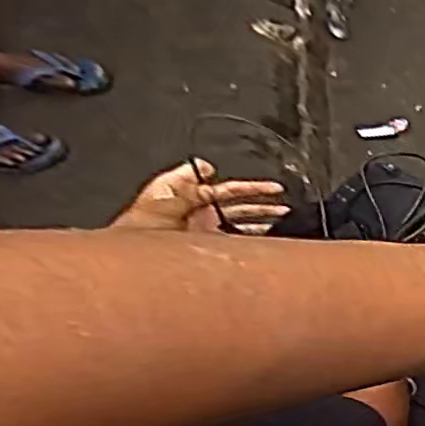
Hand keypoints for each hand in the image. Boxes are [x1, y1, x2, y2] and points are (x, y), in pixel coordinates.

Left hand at [108, 158, 290, 233]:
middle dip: (258, 193)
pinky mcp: (215, 239)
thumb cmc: (141, 226)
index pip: (213, 181)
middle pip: (234, 196)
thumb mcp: (161, 202)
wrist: (140, 256)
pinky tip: (271, 231)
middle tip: (278, 190)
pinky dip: (257, 231)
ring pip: (243, 215)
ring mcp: (209, 224)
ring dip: (263, 213)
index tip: (254, 180)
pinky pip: (241, 233)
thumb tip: (207, 169)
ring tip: (283, 212)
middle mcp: (199, 206)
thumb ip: (186, 187)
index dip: (236, 180)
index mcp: (185, 191)